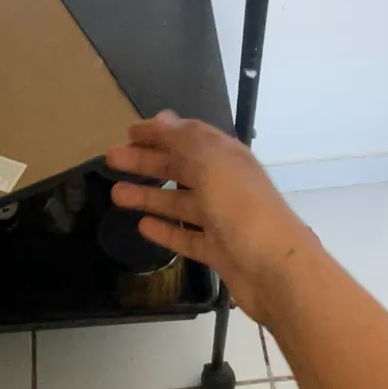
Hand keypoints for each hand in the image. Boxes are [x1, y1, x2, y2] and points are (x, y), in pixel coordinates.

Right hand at [106, 112, 319, 322]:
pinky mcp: (217, 251)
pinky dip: (165, 231)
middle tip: (111, 160)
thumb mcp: (212, 163)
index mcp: (226, 158)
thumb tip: (162, 119)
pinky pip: (186, 237)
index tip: (128, 132)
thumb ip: (185, 140)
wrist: (276, 269)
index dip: (159, 132)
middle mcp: (224, 185)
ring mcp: (221, 220)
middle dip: (146, 162)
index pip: (188, 137)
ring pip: (179, 203)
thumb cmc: (243, 209)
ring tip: (116, 194)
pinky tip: (142, 227)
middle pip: (180, 168)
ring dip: (148, 196)